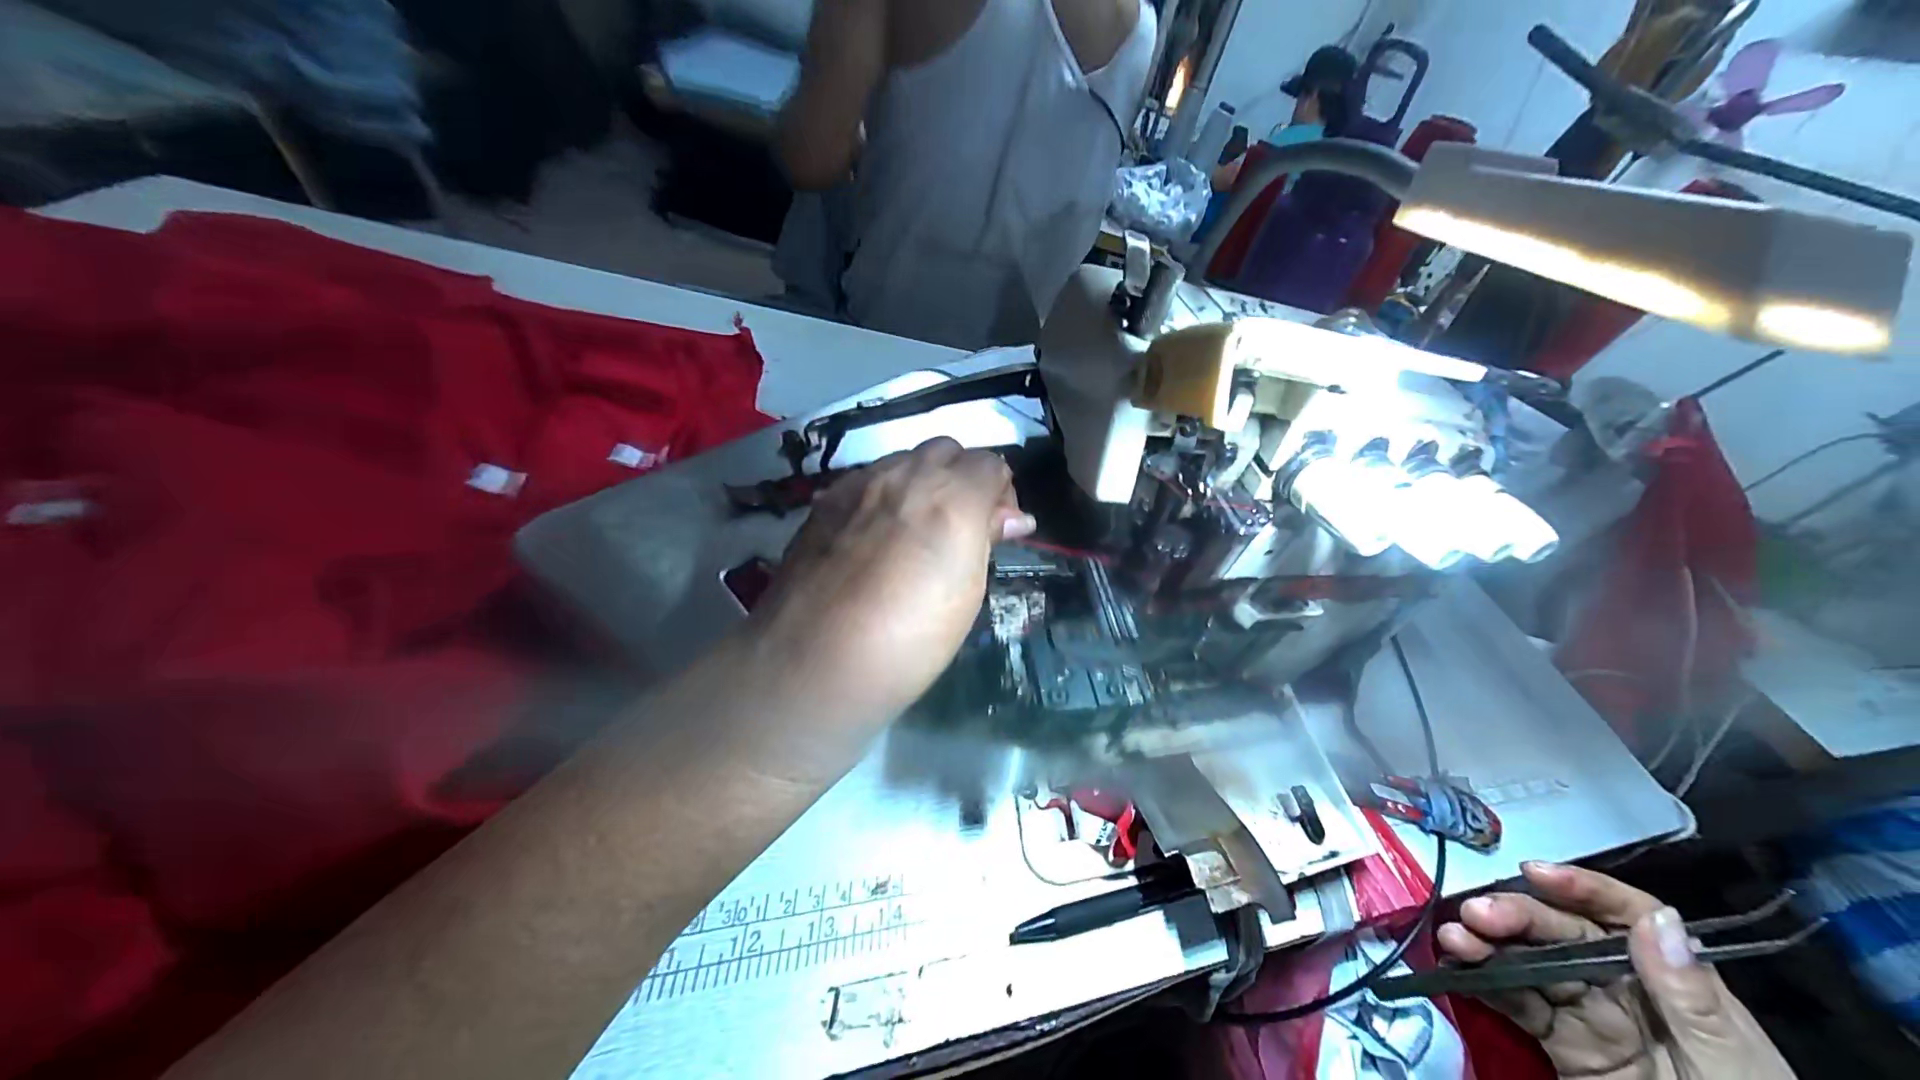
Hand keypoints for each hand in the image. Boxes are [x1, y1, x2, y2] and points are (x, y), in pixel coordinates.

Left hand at [749, 437, 1032, 724]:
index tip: (996, 532)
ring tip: (914, 533)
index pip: (990, 464)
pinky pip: (866, 481)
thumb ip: (986, 541)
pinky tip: (873, 537)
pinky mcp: (824, 501)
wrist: (814, 662)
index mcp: (951, 497)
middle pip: (947, 450)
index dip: (1000, 495)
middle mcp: (905, 475)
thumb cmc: (908, 641)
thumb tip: (1011, 518)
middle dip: (961, 478)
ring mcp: (859, 484)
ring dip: (921, 483)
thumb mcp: (966, 595)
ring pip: (903, 460)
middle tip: (959, 528)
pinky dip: (882, 496)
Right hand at [1437, 862, 1794, 1079]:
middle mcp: (1624, 986)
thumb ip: (1690, 997)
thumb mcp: (1732, 1066)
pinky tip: (1456, 971)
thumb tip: (1656, 918)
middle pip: (1563, 933)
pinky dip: (1483, 985)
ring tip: (1453, 940)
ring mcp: (1589, 1014)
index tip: (1534, 873)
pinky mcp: (1561, 1044)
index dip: (1581, 889)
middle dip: (1516, 916)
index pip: (1625, 916)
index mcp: (1672, 981)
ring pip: (1529, 962)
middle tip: (1476, 915)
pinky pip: (1517, 1006)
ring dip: (1488, 946)